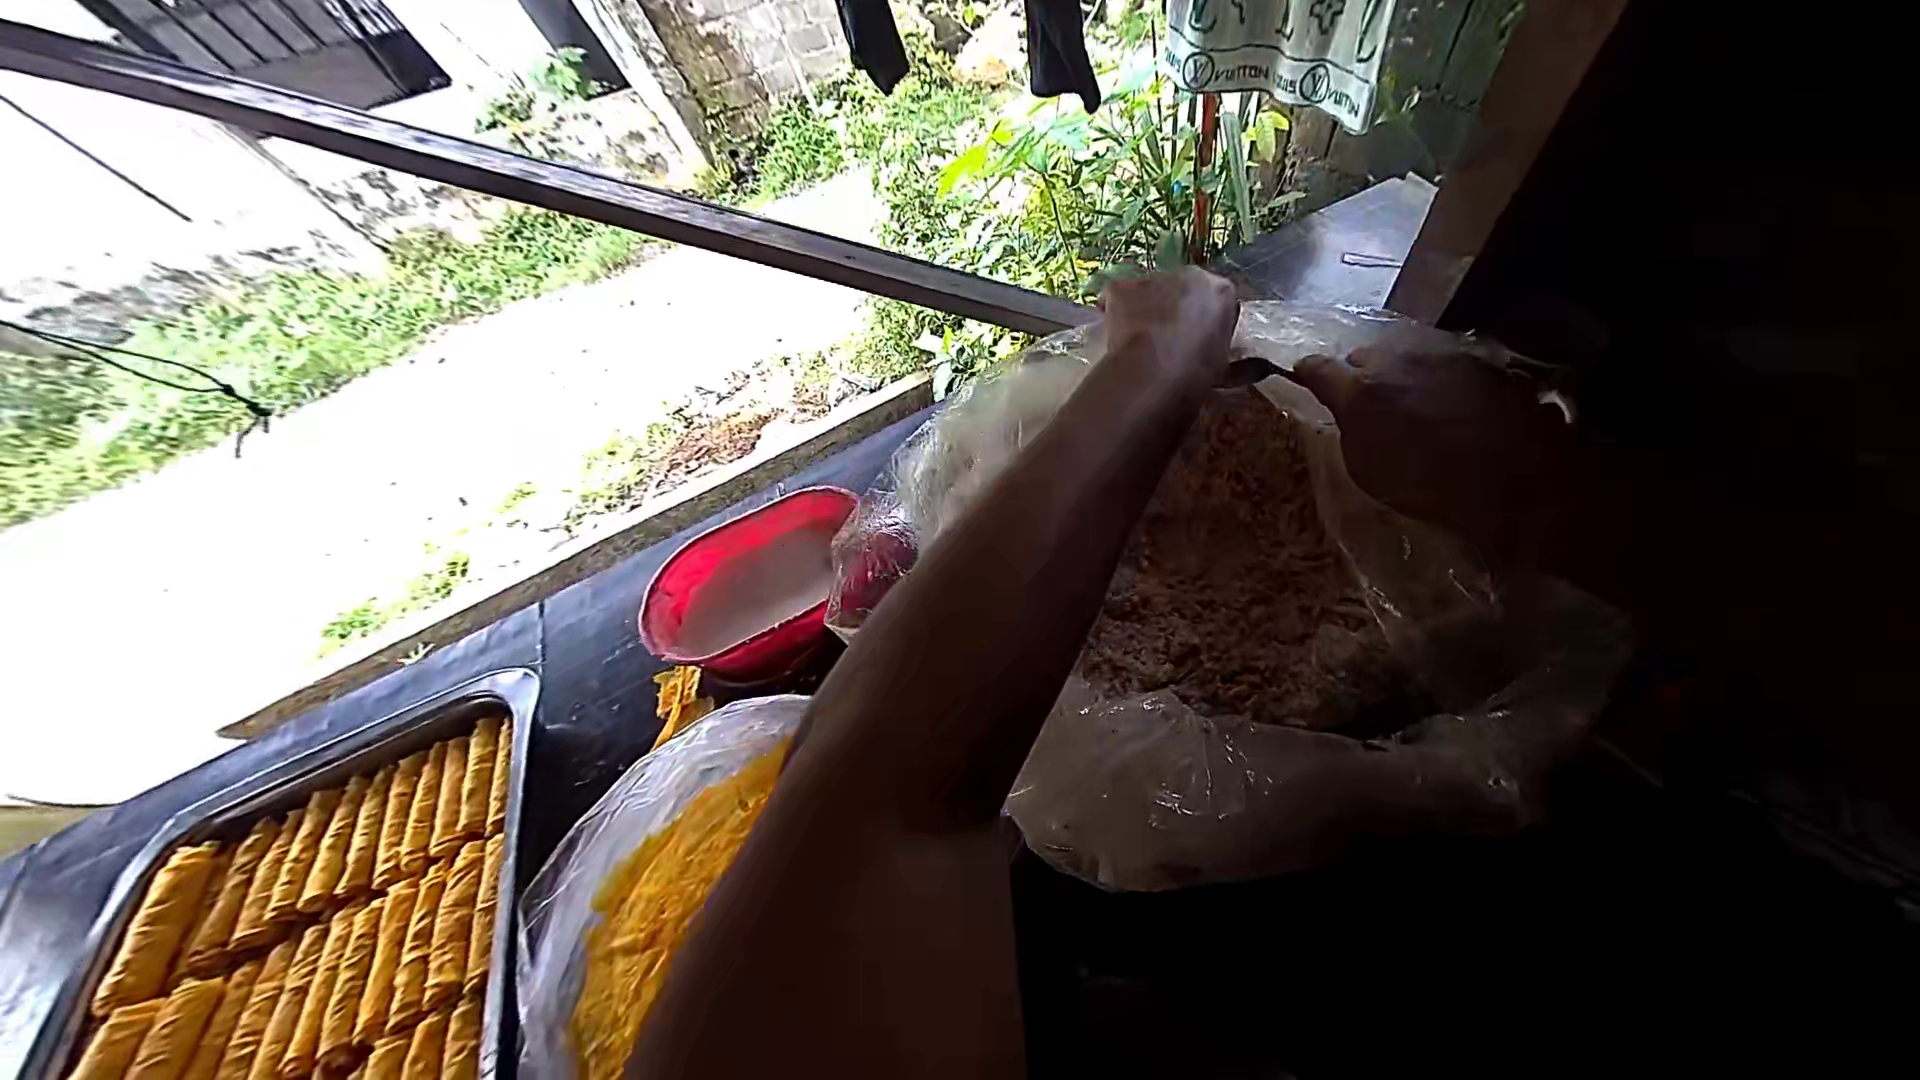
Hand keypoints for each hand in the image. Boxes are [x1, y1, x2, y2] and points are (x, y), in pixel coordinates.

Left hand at [1098, 267, 1238, 386]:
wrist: (1161, 368)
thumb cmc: (1198, 371)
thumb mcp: (1224, 362)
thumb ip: (1224, 350)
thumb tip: (1236, 362)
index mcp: (1223, 292)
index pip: (1212, 299)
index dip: (1197, 321)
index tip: (1188, 341)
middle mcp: (1191, 275)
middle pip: (1178, 290)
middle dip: (1169, 310)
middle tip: (1159, 342)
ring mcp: (1155, 278)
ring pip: (1146, 292)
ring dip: (1141, 310)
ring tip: (1133, 341)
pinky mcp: (1124, 287)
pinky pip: (1115, 295)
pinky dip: (1111, 309)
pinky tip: (1111, 332)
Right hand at [1292, 345, 1574, 556]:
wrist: (1517, 482)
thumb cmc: (1425, 484)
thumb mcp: (1365, 465)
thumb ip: (1349, 427)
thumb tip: (1345, 411)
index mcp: (1360, 389)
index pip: (1318, 367)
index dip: (1307, 373)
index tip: (1302, 378)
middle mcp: (1401, 361)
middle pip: (1368, 355)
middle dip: (1361, 373)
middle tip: (1363, 400)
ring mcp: (1448, 357)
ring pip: (1411, 357)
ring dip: (1404, 375)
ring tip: (1410, 404)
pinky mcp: (1488, 365)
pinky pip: (1450, 368)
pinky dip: (1443, 383)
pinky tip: (1452, 410)